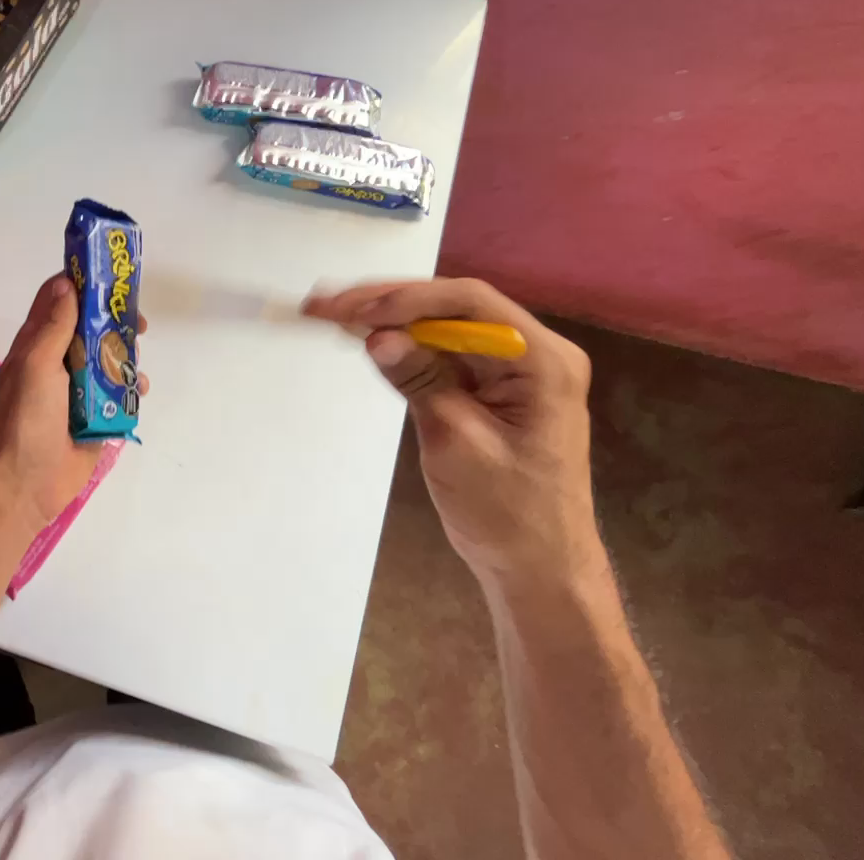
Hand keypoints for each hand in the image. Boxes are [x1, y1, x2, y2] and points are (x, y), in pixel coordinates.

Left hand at [0, 273, 148, 546]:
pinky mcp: (96, 417)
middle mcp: (57, 362)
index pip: (58, 301)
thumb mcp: (35, 366)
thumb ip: (53, 327)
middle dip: (114, 320)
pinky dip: (131, 388)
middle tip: (138, 322)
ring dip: (125, 355)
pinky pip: (119, 394)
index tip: (110, 276)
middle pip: (90, 327)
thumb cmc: (25, 420)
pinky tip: (138, 390)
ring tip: (133, 361)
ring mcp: (77, 390)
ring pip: (108, 359)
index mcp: (36, 345)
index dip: (82, 284)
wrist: (25, 484)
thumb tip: (67, 283)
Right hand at [304, 278, 600, 587]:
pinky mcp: (482, 387)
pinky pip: (436, 352)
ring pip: (437, 326)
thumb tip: (376, 336)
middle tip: (323, 304)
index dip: (407, 299)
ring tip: (327, 312)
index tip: (354, 313)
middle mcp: (527, 352)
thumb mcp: (457, 441)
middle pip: (449, 307)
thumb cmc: (507, 510)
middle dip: (384, 302)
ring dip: (383, 318)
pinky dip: (395, 343)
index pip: (469, 303)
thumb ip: (420, 382)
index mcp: (541, 360)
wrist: (535, 563)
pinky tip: (358, 335)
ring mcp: (505, 369)